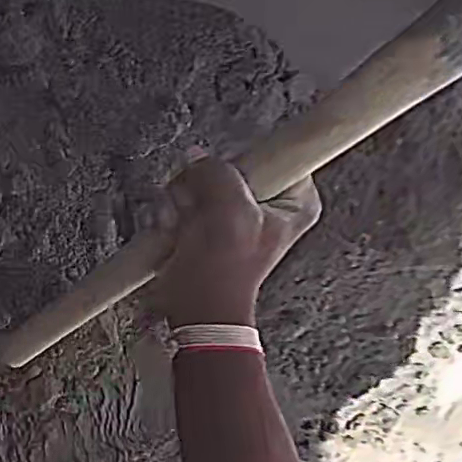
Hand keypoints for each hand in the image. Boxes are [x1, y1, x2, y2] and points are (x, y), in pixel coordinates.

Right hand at [139, 155, 320, 327]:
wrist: (195, 307)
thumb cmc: (223, 271)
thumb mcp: (229, 213)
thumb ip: (216, 173)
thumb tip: (196, 156)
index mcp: (291, 201)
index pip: (268, 155)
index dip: (237, 163)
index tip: (221, 183)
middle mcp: (263, 203)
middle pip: (223, 166)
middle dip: (198, 186)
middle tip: (195, 209)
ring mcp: (230, 212)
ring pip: (196, 181)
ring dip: (178, 201)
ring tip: (180, 225)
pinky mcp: (203, 221)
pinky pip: (179, 198)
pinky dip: (170, 212)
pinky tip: (171, 229)